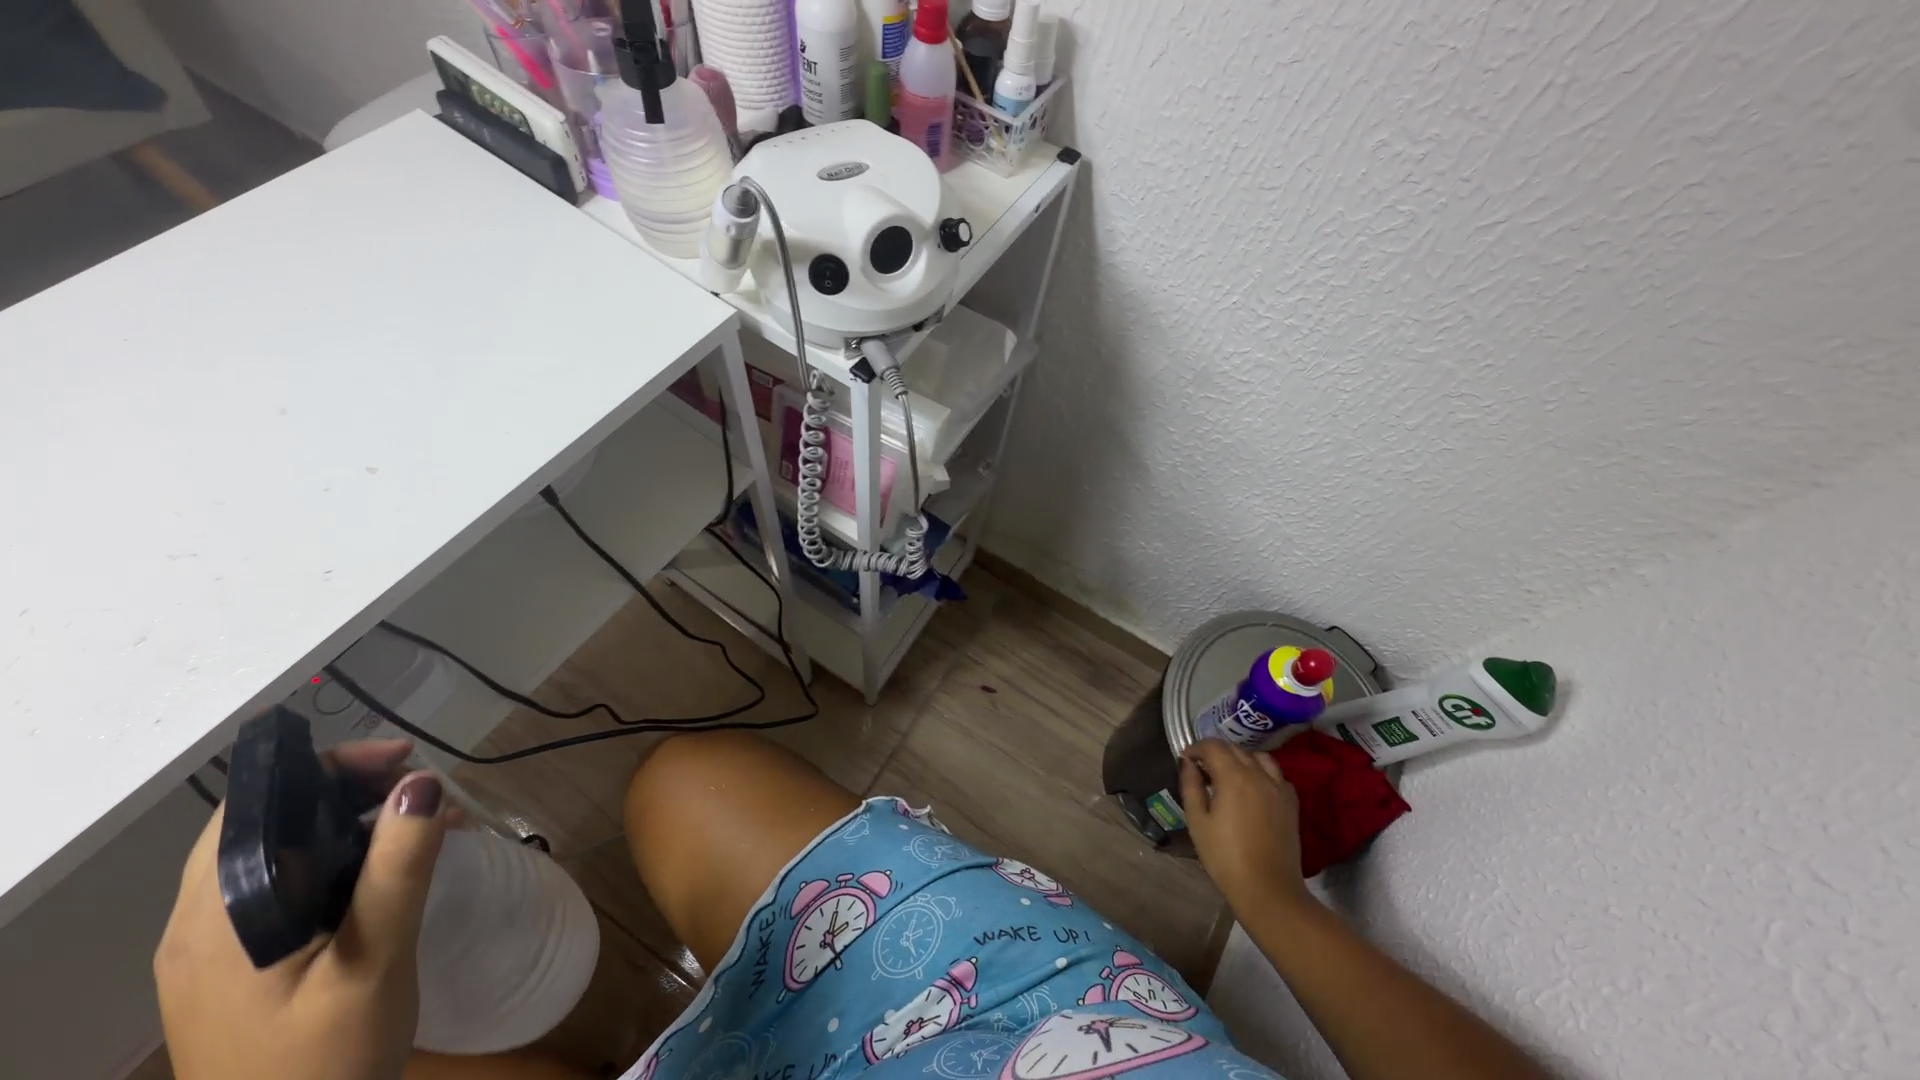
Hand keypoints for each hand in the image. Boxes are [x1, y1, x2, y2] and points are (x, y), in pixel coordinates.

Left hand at [155, 739, 450, 1079]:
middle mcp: (197, 923)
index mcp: (216, 915)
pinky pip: (279, 893)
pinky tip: (386, 881)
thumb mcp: (374, 961)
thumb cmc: (326, 1062)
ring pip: (276, 856)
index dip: (330, 765)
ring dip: (348, 828)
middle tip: (423, 793)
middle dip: (348, 790)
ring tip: (425, 831)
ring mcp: (211, 951)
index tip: (405, 762)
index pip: (258, 802)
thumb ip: (395, 869)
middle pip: (266, 823)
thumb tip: (421, 782)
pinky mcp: (233, 973)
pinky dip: (334, 868)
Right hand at [1180, 738, 1312, 916]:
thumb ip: (1191, 786)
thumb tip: (1187, 763)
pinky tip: (1254, 789)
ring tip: (1229, 775)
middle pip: (1236, 749)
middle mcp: (1259, 775)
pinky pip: (1277, 775)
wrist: (1267, 889)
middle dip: (1216, 752)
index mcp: (1234, 777)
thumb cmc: (1225, 857)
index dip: (1196, 748)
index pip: (1213, 747)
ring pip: (1260, 758)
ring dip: (1241, 758)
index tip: (1186, 760)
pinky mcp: (1291, 804)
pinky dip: (1263, 773)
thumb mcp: (1198, 822)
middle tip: (1202, 769)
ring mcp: (1279, 788)